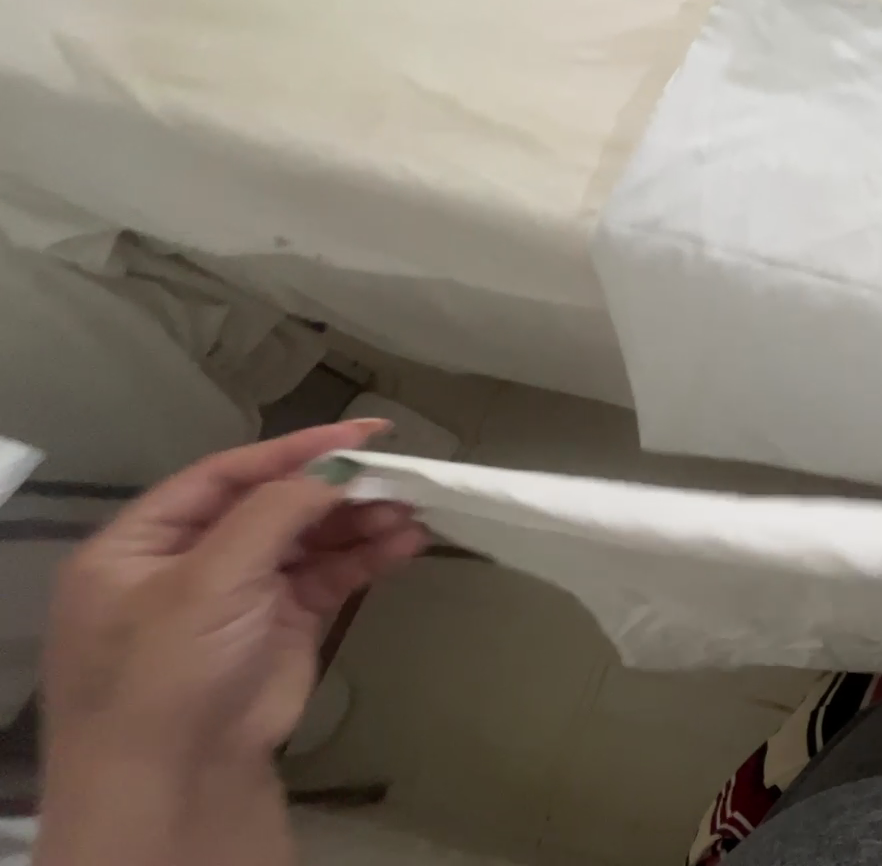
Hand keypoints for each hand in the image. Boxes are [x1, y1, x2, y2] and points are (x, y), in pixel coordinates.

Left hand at [42, 421, 428, 768]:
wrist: (181, 771)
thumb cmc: (168, 668)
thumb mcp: (208, 580)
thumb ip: (276, 512)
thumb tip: (340, 466)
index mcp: (146, 543)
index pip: (228, 475)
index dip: (298, 448)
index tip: (365, 433)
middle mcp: (196, 559)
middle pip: (280, 502)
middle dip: (341, 489)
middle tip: (400, 473)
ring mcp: (246, 588)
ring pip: (317, 535)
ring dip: (365, 520)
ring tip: (413, 510)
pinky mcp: (290, 615)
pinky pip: (337, 570)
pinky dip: (373, 554)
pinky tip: (408, 543)